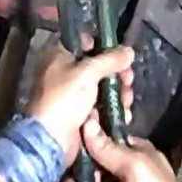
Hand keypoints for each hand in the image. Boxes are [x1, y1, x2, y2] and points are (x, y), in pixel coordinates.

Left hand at [24, 43, 134, 167]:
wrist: (51, 140)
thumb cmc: (65, 98)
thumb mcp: (87, 73)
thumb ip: (109, 60)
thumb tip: (129, 50)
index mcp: (59, 54)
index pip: (85, 42)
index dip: (104, 46)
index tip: (121, 55)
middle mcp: (65, 70)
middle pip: (97, 65)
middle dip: (116, 73)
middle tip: (129, 80)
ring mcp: (73, 93)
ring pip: (101, 86)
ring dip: (118, 92)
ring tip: (128, 99)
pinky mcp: (80, 112)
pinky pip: (100, 105)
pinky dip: (112, 107)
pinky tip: (125, 113)